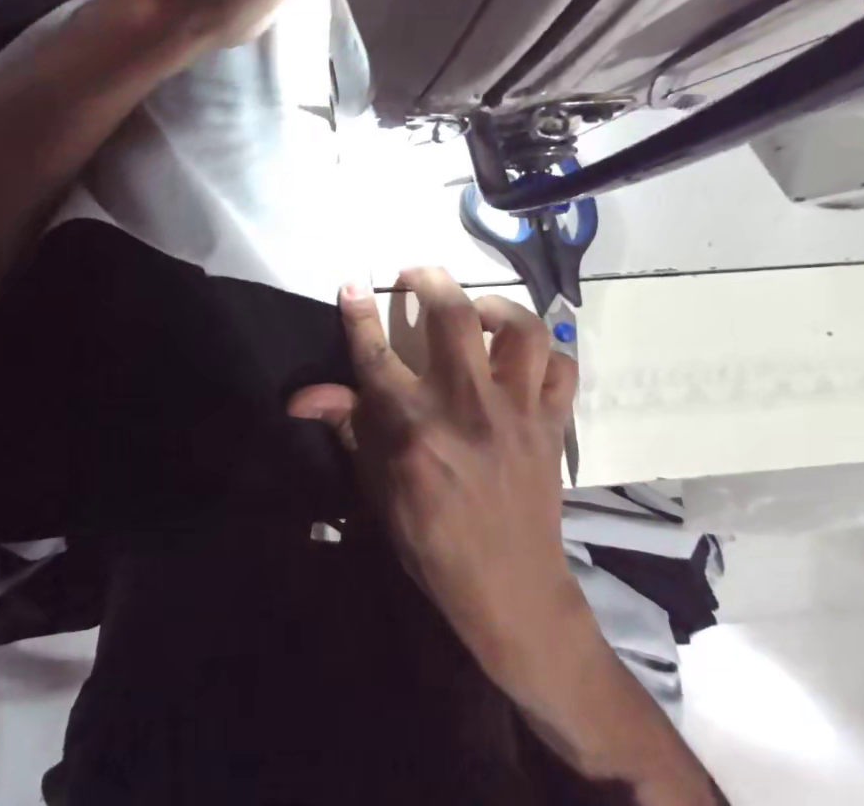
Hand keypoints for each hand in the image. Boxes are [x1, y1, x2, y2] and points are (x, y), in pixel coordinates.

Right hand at [288, 268, 586, 684]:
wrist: (507, 587)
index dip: (358, 314)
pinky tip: (523, 358)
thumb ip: (348, 427)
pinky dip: (543, 353)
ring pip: (520, 329)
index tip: (351, 285)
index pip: (376, 354)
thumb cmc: (430, 540)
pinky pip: (561, 367)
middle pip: (454, 316)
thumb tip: (302, 396)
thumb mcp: (375, 487)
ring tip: (477, 310)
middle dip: (430, 280)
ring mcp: (517, 411)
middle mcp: (466, 405)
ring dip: (496, 306)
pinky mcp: (552, 424)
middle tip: (415, 275)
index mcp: (413, 426)